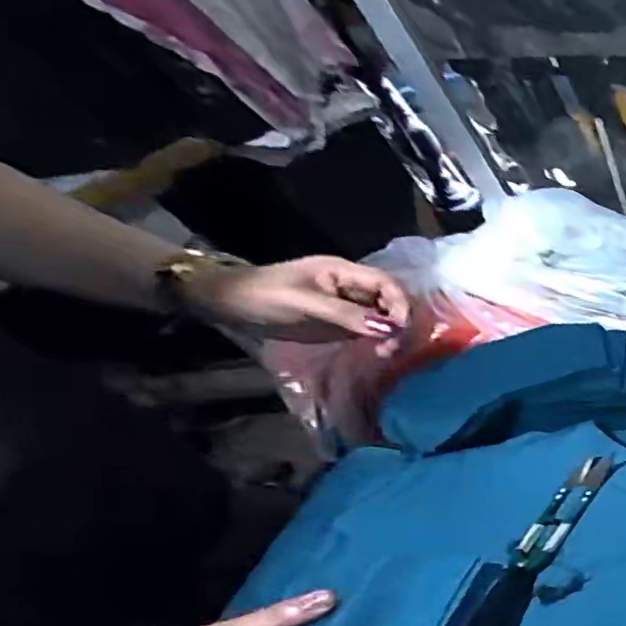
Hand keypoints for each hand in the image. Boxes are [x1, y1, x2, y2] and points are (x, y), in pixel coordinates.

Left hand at [183, 256, 409, 353]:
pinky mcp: (345, 321)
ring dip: (393, 334)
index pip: (389, 284)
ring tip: (385, 353)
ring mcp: (350, 304)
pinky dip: (382, 340)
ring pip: (387, 316)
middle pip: (393, 301)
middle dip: (400, 323)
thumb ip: (347, 315)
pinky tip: (379, 352)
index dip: (401, 305)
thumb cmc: (260, 296)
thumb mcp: (304, 304)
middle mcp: (354, 286)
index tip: (399, 330)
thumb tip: (391, 329)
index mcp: (345, 272)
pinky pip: (374, 328)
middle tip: (393, 347)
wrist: (224, 305)